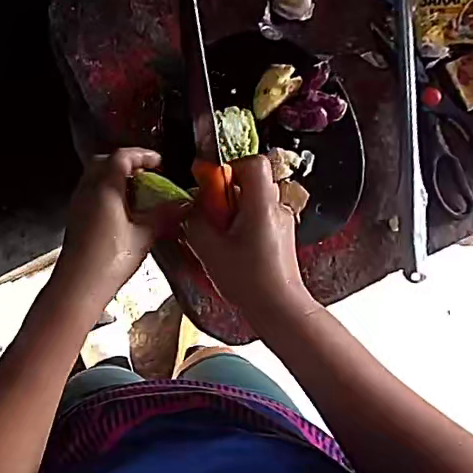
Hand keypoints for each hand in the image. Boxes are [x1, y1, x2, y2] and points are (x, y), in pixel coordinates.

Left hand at [53, 147, 182, 307]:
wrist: (78, 286)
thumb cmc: (110, 259)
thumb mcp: (144, 235)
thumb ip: (164, 215)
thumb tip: (184, 204)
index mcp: (104, 187)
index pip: (122, 157)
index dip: (143, 155)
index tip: (159, 163)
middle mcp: (87, 189)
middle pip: (105, 162)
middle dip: (127, 164)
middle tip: (148, 175)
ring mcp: (78, 204)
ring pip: (96, 178)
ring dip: (116, 179)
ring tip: (139, 194)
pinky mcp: (75, 219)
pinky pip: (91, 194)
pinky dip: (108, 193)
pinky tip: (124, 212)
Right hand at [185, 154, 317, 326]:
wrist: (279, 308)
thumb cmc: (249, 281)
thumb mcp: (209, 249)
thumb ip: (195, 220)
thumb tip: (189, 206)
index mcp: (262, 205)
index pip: (253, 163)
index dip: (230, 167)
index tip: (212, 186)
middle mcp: (277, 209)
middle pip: (251, 183)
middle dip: (226, 195)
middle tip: (211, 217)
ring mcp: (282, 222)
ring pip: (254, 202)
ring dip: (233, 212)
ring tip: (220, 238)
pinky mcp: (281, 237)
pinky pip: (259, 219)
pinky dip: (243, 226)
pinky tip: (232, 250)